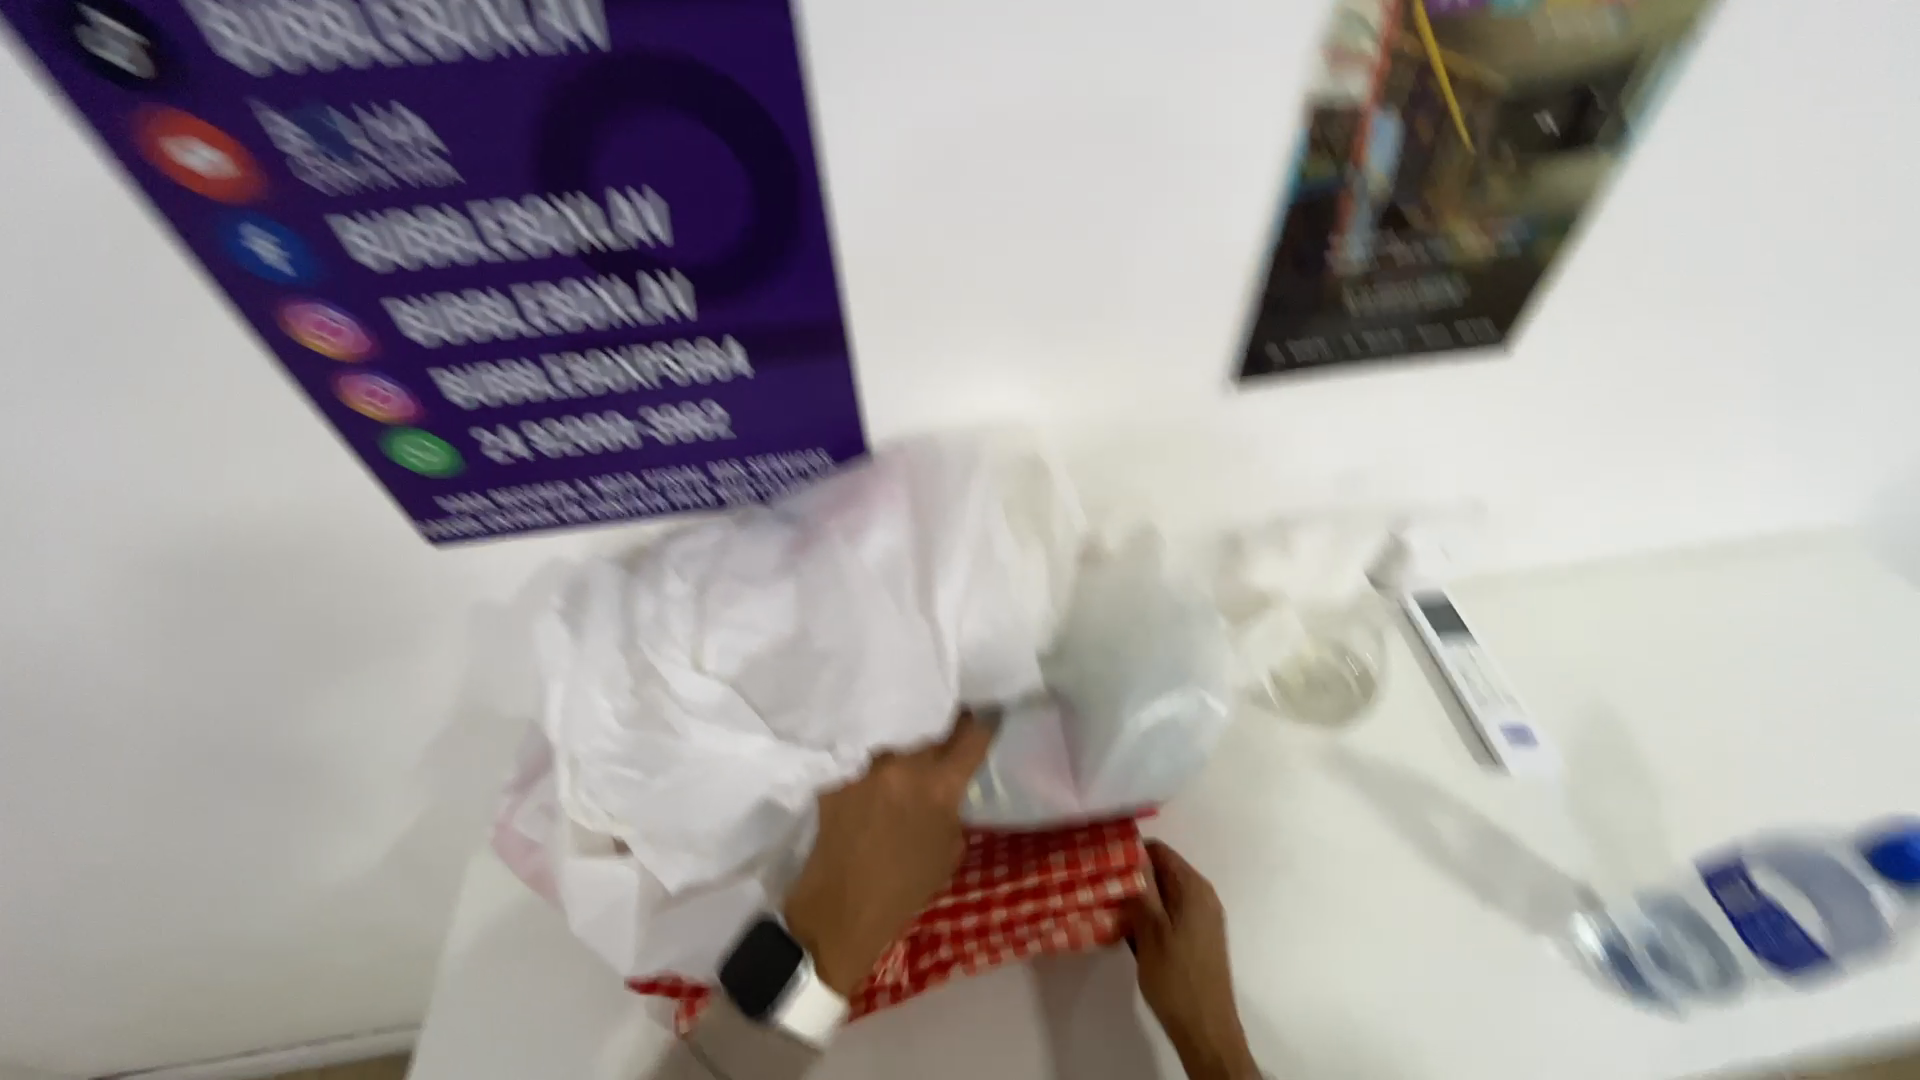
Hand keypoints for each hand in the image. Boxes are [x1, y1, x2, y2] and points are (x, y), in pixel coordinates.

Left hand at [783, 712, 993, 996]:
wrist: (840, 910)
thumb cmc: (904, 889)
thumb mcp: (949, 849)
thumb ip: (953, 807)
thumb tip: (951, 786)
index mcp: (940, 786)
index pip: (972, 737)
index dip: (984, 725)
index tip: (987, 718)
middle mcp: (903, 765)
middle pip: (932, 732)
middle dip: (943, 734)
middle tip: (948, 740)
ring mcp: (866, 766)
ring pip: (897, 742)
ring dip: (906, 749)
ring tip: (909, 758)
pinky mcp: (837, 774)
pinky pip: (865, 758)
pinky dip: (874, 766)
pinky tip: (875, 776)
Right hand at [1124, 841, 1258, 1079]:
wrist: (1206, 1032)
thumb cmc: (1175, 978)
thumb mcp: (1150, 929)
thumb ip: (1142, 888)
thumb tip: (1132, 853)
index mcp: (1193, 888)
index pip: (1158, 850)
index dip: (1129, 853)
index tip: (1102, 863)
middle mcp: (1202, 896)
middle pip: (1161, 871)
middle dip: (1132, 878)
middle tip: (1101, 889)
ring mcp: (1202, 918)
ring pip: (1163, 894)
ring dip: (1139, 900)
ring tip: (1109, 910)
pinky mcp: (1199, 937)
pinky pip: (1170, 913)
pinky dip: (1150, 917)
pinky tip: (1129, 933)